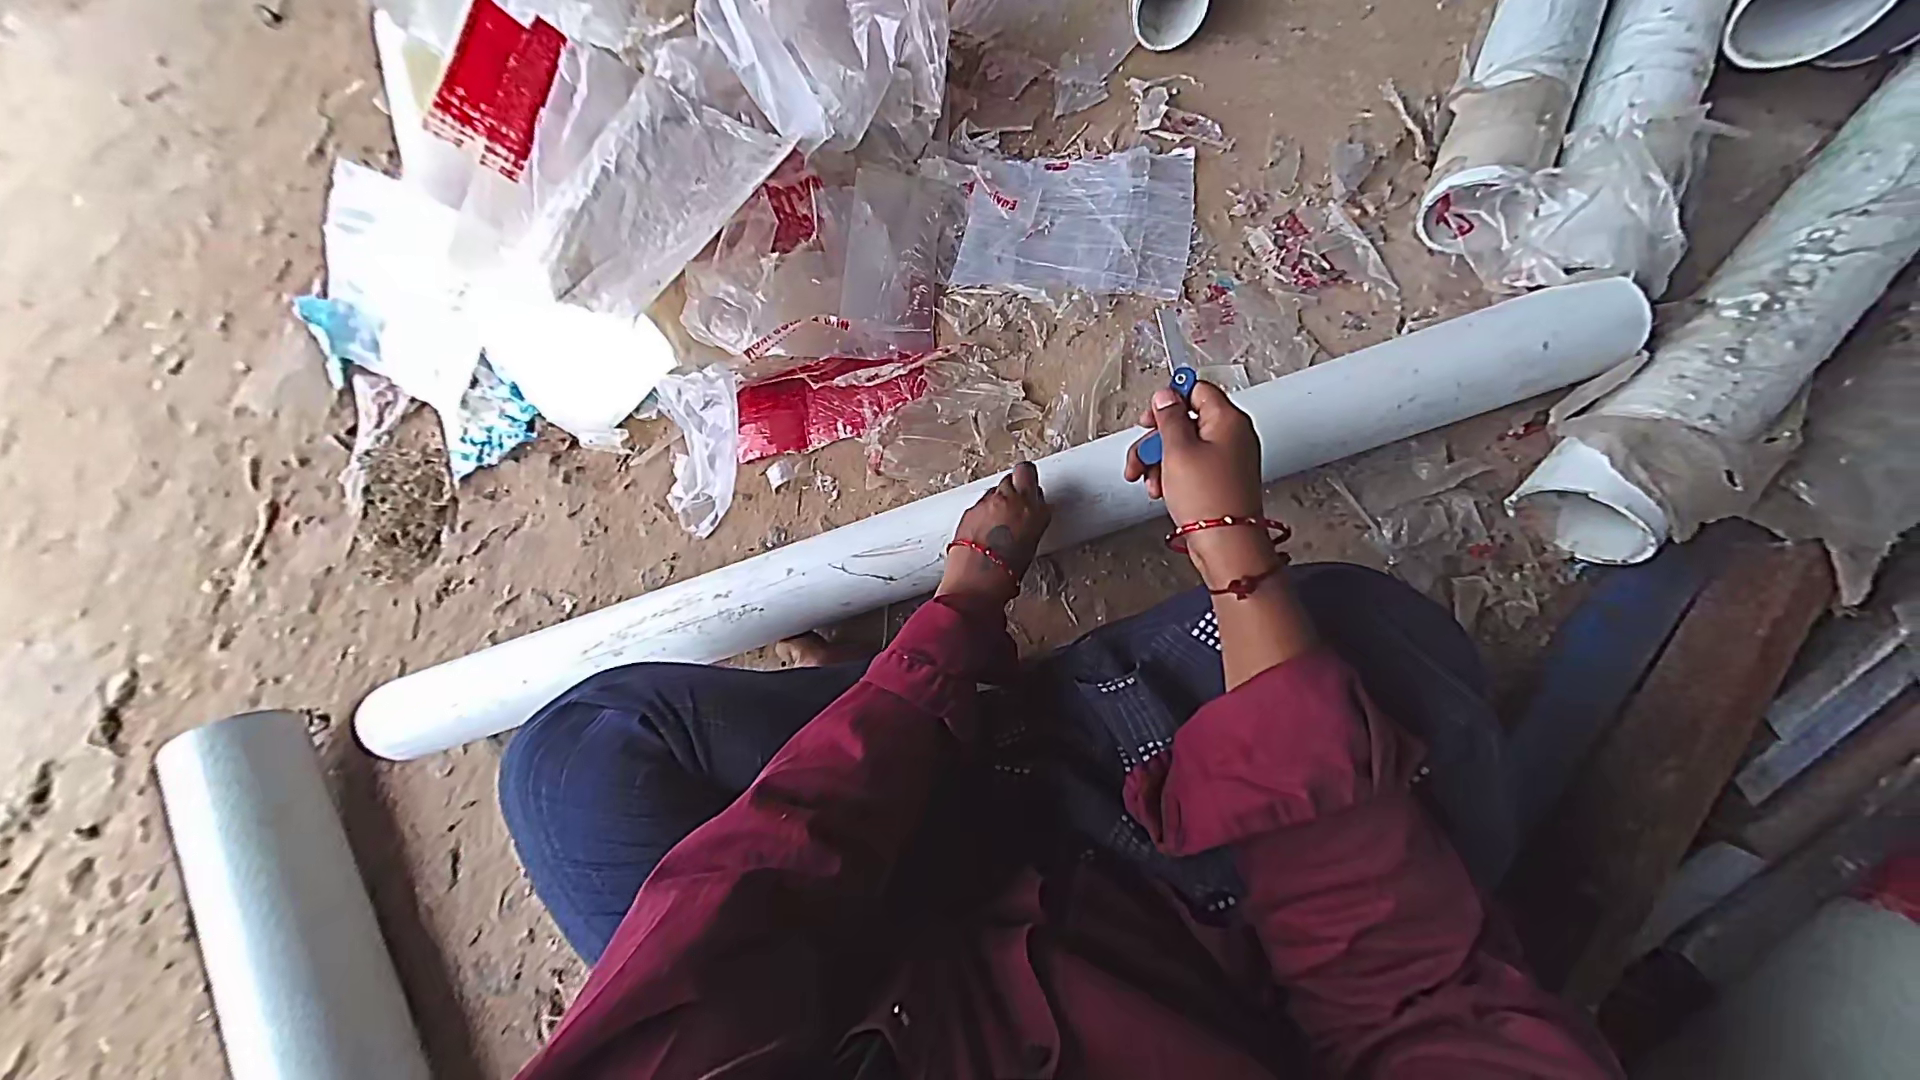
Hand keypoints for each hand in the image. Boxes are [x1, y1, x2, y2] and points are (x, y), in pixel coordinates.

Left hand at [936, 461, 1050, 604]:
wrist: (976, 581)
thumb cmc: (1006, 573)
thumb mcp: (1032, 543)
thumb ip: (1032, 519)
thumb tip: (1030, 514)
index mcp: (1034, 508)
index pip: (1028, 472)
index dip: (1027, 480)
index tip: (1028, 489)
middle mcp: (1010, 499)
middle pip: (1011, 476)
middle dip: (1013, 487)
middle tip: (1014, 505)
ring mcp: (988, 503)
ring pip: (994, 490)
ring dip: (997, 501)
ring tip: (997, 524)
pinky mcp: (969, 511)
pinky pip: (979, 505)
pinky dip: (982, 514)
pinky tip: (983, 532)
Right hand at [1124, 382, 1275, 586]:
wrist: (1225, 542)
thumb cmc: (1209, 499)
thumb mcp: (1177, 450)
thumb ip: (1169, 418)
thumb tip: (1166, 396)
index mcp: (1228, 420)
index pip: (1197, 390)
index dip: (1169, 400)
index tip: (1151, 415)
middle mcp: (1232, 436)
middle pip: (1185, 421)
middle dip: (1156, 439)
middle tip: (1143, 454)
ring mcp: (1227, 459)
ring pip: (1184, 446)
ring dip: (1159, 460)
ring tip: (1149, 479)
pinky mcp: (1220, 479)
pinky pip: (1191, 466)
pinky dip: (1171, 474)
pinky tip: (1161, 489)